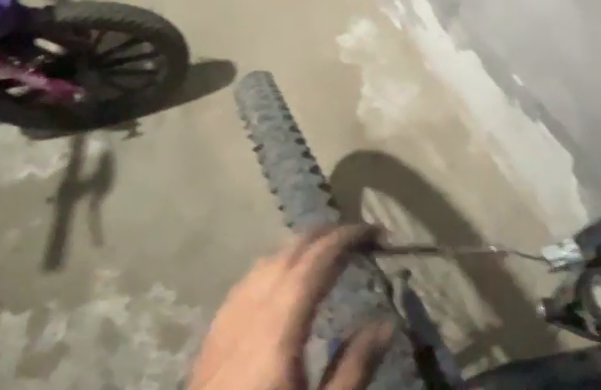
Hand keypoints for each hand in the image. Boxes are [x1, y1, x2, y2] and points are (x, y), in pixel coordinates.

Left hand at [190, 225, 396, 389]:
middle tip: (360, 236)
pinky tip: (283, 279)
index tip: (376, 232)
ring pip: (265, 261)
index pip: (316, 262)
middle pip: (289, 252)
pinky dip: (274, 265)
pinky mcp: (214, 333)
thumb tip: (386, 324)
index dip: (346, 238)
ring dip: (298, 247)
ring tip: (328, 251)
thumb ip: (354, 367)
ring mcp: (228, 318)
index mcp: (280, 326)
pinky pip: (247, 281)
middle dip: (325, 234)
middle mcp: (252, 309)